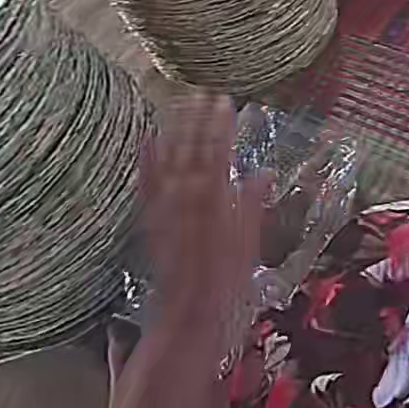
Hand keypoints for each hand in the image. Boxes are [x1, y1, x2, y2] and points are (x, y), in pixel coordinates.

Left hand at [141, 92, 268, 328]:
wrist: (190, 314)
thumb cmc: (228, 281)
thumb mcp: (251, 241)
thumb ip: (253, 203)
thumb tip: (263, 171)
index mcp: (216, 203)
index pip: (218, 153)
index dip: (221, 126)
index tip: (225, 102)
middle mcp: (187, 201)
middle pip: (191, 150)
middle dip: (198, 120)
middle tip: (203, 93)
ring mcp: (166, 209)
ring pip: (167, 161)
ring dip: (173, 131)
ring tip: (178, 104)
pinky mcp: (152, 220)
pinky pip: (146, 183)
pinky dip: (146, 159)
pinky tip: (146, 138)